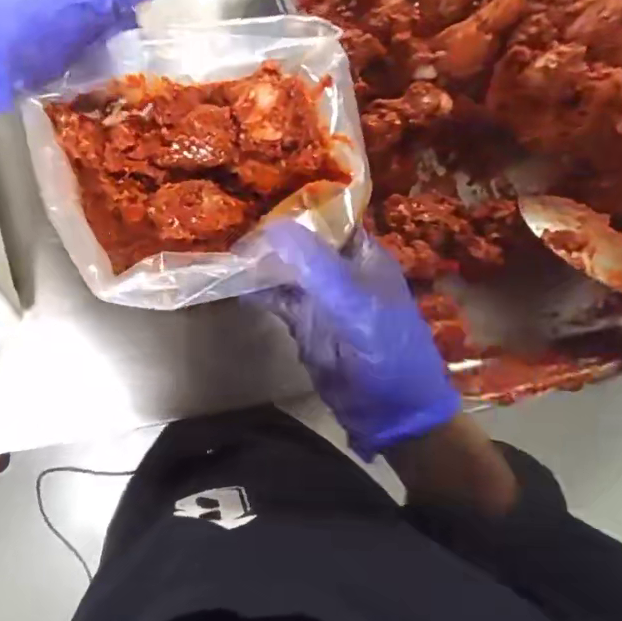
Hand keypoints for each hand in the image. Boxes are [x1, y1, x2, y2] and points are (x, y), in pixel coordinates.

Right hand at [245, 222, 462, 459]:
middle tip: (237, 236)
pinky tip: (238, 287)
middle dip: (271, 240)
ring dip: (262, 266)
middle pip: (301, 245)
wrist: (390, 411)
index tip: (260, 209)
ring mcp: (322, 300)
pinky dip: (259, 293)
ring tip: (231, 258)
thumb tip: (272, 228)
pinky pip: (279, 300)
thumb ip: (315, 265)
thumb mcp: (352, 303)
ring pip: (287, 273)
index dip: (297, 214)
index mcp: (363, 258)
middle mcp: (341, 273)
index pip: (328, 221)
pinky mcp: (306, 325)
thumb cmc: (383, 350)